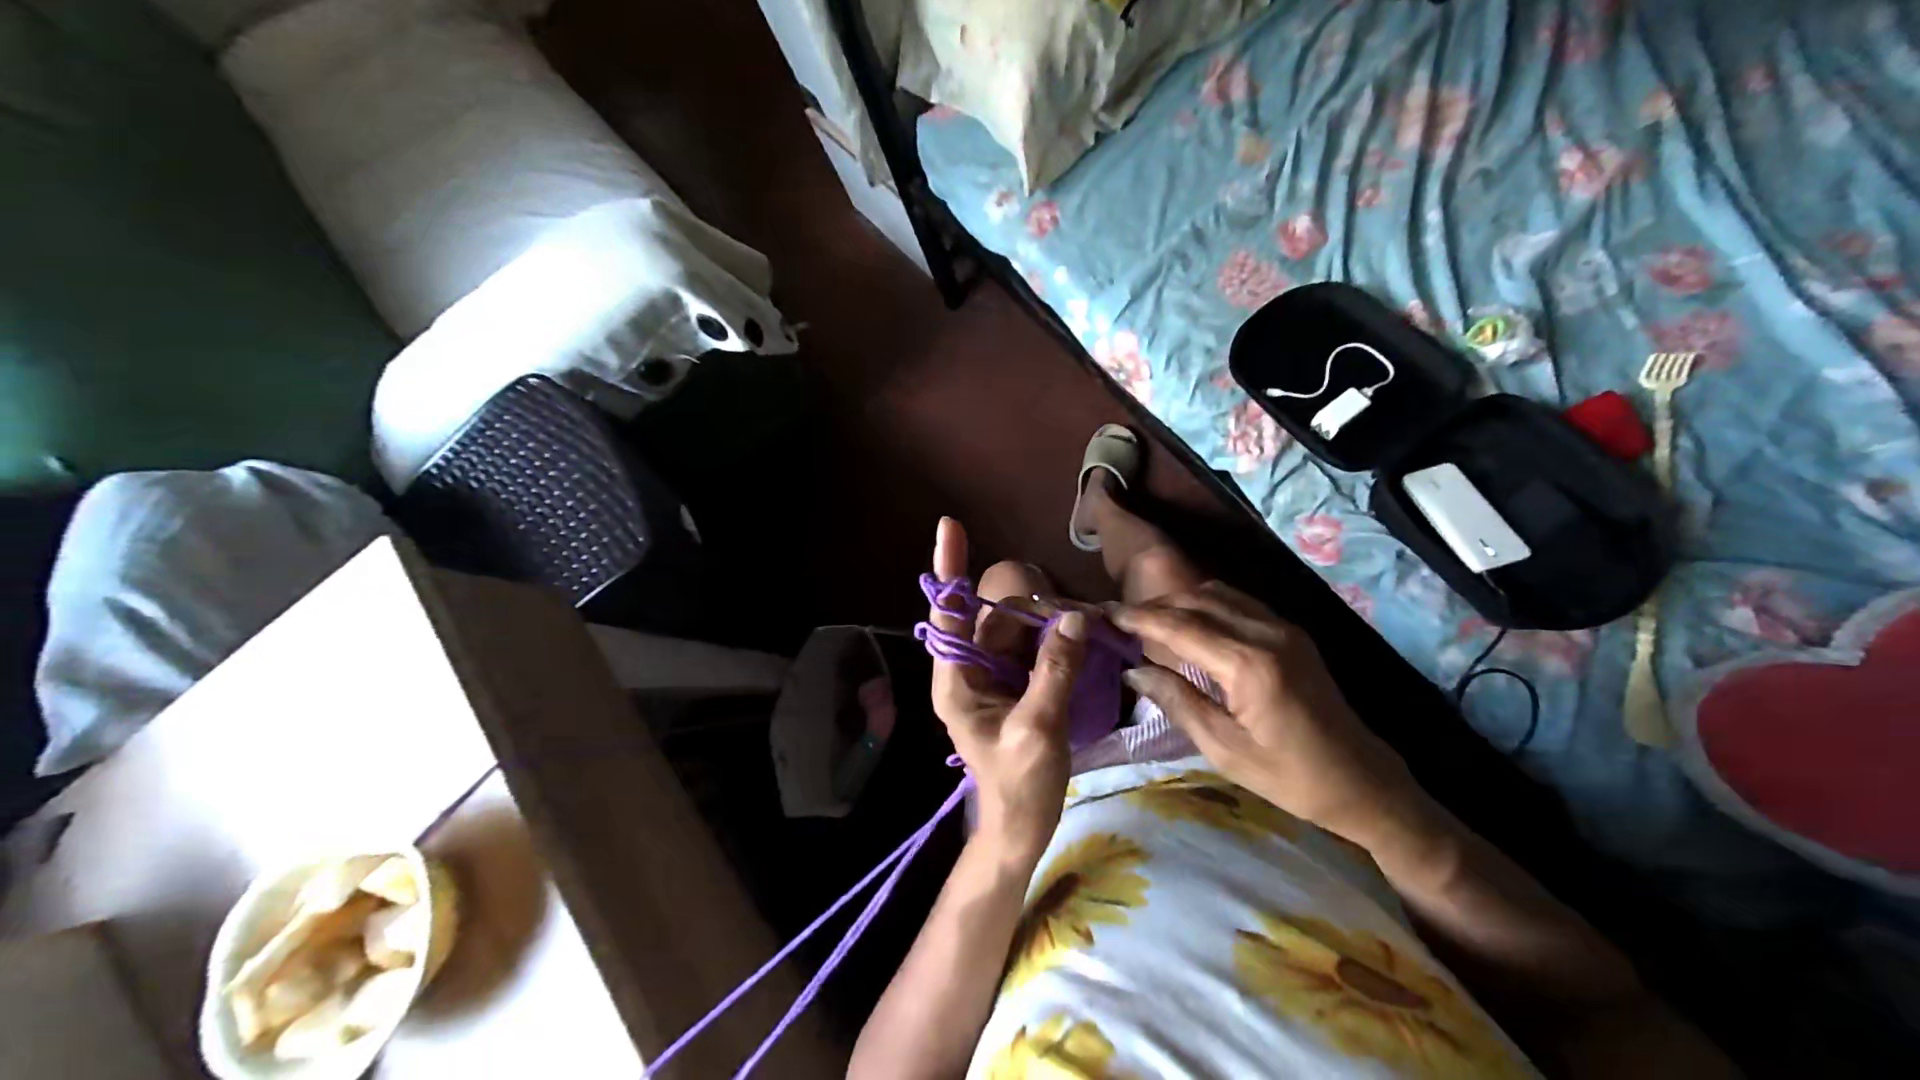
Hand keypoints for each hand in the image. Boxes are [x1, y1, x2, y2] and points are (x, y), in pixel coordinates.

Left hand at [928, 518, 1087, 862]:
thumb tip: (1074, 618)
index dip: (949, 568)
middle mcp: (969, 671)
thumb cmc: (1020, 786)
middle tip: (1071, 616)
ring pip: (1015, 627)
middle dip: (1027, 604)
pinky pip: (1032, 646)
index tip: (950, 524)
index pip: (948, 614)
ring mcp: (993, 676)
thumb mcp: (1039, 729)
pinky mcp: (1015, 684)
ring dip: (1045, 620)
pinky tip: (1078, 637)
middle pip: (991, 615)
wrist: (1021, 828)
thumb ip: (1056, 670)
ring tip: (1081, 629)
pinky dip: (1053, 637)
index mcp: (957, 681)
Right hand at [1114, 582, 1431, 850]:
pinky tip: (1188, 625)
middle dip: (1154, 605)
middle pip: (1196, 599)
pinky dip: (1205, 604)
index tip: (1103, 613)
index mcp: (1249, 666)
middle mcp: (1267, 634)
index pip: (1179, 626)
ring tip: (1148, 621)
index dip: (1137, 617)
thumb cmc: (1290, 777)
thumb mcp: (1224, 750)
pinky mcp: (1292, 633)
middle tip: (1119, 619)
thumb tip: (1133, 671)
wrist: (1363, 781)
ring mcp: (1283, 628)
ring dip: (1179, 601)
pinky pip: (1238, 602)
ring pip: (1218, 593)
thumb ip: (1177, 701)